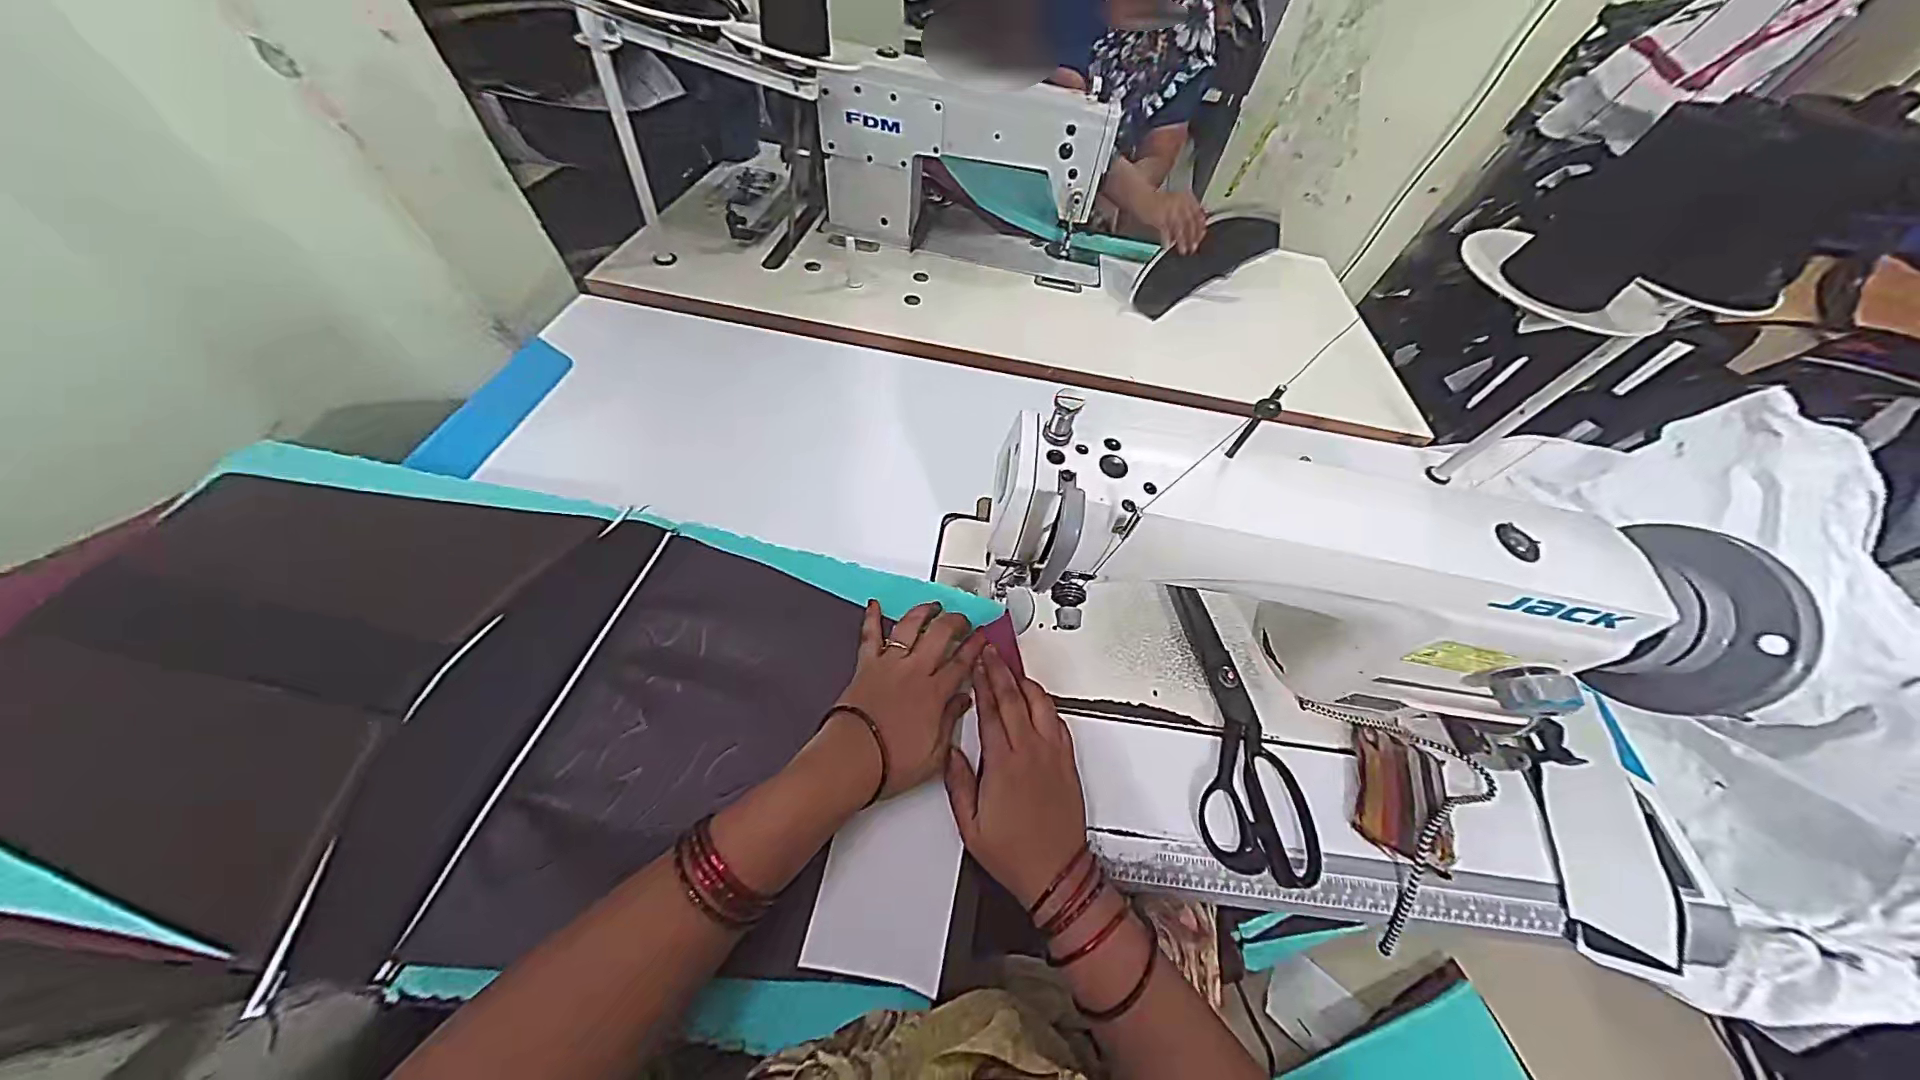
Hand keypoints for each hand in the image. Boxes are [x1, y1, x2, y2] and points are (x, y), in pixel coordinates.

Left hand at [832, 601, 987, 800]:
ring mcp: (889, 665)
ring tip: (932, 606)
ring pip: (910, 626)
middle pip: (941, 634)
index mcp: (935, 693)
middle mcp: (914, 672)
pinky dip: (872, 618)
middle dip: (955, 622)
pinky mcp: (866, 666)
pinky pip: (869, 635)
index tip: (982, 637)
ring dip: (923, 613)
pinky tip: (875, 606)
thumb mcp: (934, 754)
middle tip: (962, 620)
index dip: (975, 647)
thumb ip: (950, 722)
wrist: (851, 758)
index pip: (962, 662)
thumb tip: (961, 704)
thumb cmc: (889, 761)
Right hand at [944, 646, 1088, 908]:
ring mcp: (1052, 756)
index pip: (991, 711)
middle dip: (1001, 671)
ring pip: (1040, 705)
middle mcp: (1031, 753)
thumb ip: (957, 782)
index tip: (976, 665)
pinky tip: (1038, 700)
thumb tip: (953, 752)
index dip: (982, 684)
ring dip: (1025, 683)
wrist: (1056, 874)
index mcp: (1004, 764)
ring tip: (1013, 669)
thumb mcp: (970, 824)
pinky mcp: (1067, 763)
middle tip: (992, 654)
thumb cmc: (1014, 853)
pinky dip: (1046, 704)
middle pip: (1015, 699)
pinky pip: (1057, 722)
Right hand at [1141, 190, 1206, 254]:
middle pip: (1189, 222)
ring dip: (1182, 241)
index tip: (1200, 238)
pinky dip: (1167, 239)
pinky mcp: (1159, 216)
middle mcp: (1179, 202)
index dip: (1200, 228)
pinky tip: (1168, 245)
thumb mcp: (1177, 204)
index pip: (1197, 214)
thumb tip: (1198, 226)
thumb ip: (1187, 213)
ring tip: (1183, 250)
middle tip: (1193, 247)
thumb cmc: (1158, 202)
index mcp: (1186, 197)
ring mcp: (1169, 209)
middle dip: (1193, 237)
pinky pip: (1166, 230)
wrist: (1142, 197)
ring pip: (1179, 227)